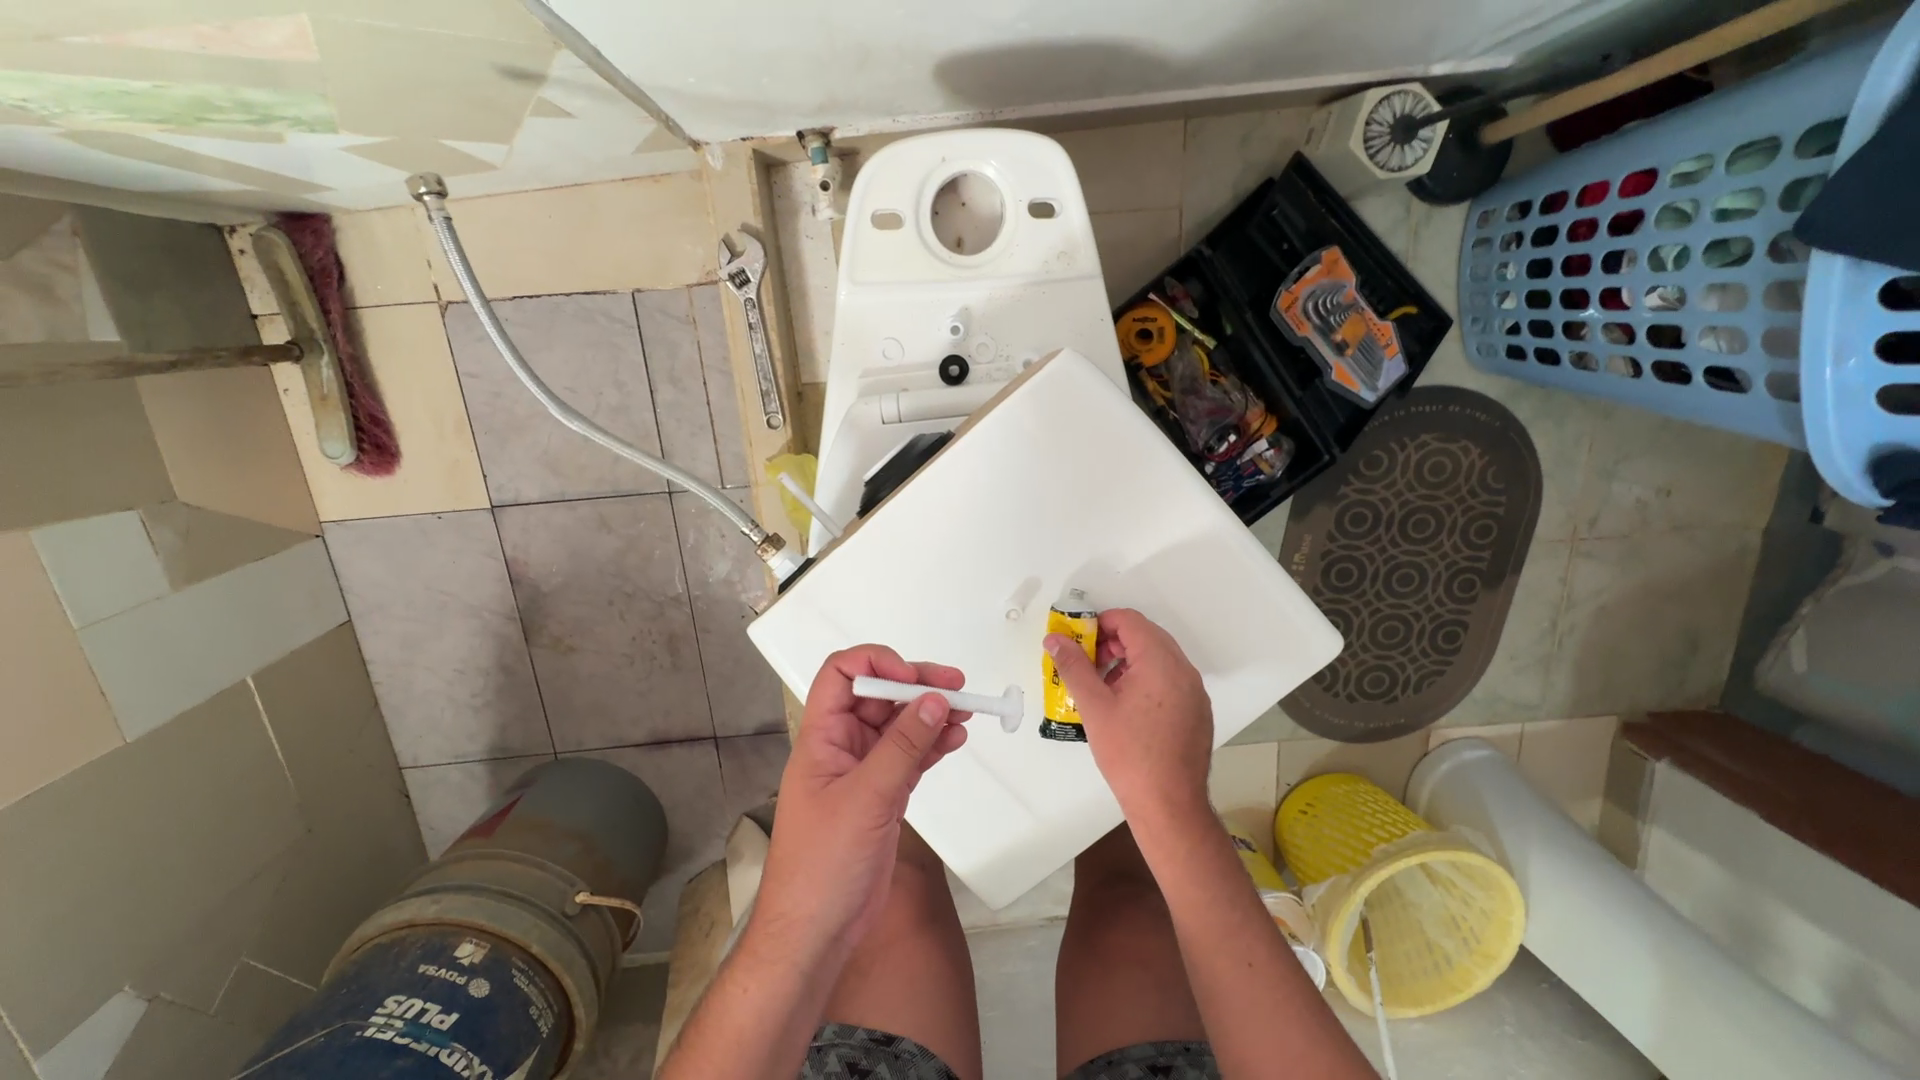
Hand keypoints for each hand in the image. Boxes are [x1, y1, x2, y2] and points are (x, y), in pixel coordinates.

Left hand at [755, 646, 971, 958]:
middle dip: (916, 686)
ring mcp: (863, 773)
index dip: (876, 663)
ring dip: (930, 715)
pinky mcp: (882, 797)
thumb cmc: (824, 864)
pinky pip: (909, 758)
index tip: (913, 676)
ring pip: (899, 727)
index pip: (841, 675)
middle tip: (957, 687)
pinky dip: (932, 746)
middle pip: (878, 697)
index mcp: (821, 738)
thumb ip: (902, 747)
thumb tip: (935, 700)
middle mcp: (841, 747)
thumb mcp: (866, 799)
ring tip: (967, 712)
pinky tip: (956, 739)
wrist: (816, 932)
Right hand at [1045, 608, 1212, 821]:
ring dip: (1128, 661)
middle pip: (1146, 636)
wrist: (1168, 803)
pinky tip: (1126, 707)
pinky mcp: (1198, 710)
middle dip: (1113, 643)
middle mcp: (1184, 670)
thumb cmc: (1129, 754)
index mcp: (1160, 662)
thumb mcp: (1094, 707)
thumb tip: (1055, 639)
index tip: (1078, 641)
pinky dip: (1146, 679)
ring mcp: (1195, 691)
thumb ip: (1073, 666)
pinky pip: (1170, 679)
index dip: (1100, 624)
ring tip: (1102, 687)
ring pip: (1159, 658)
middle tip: (1087, 664)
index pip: (1130, 621)